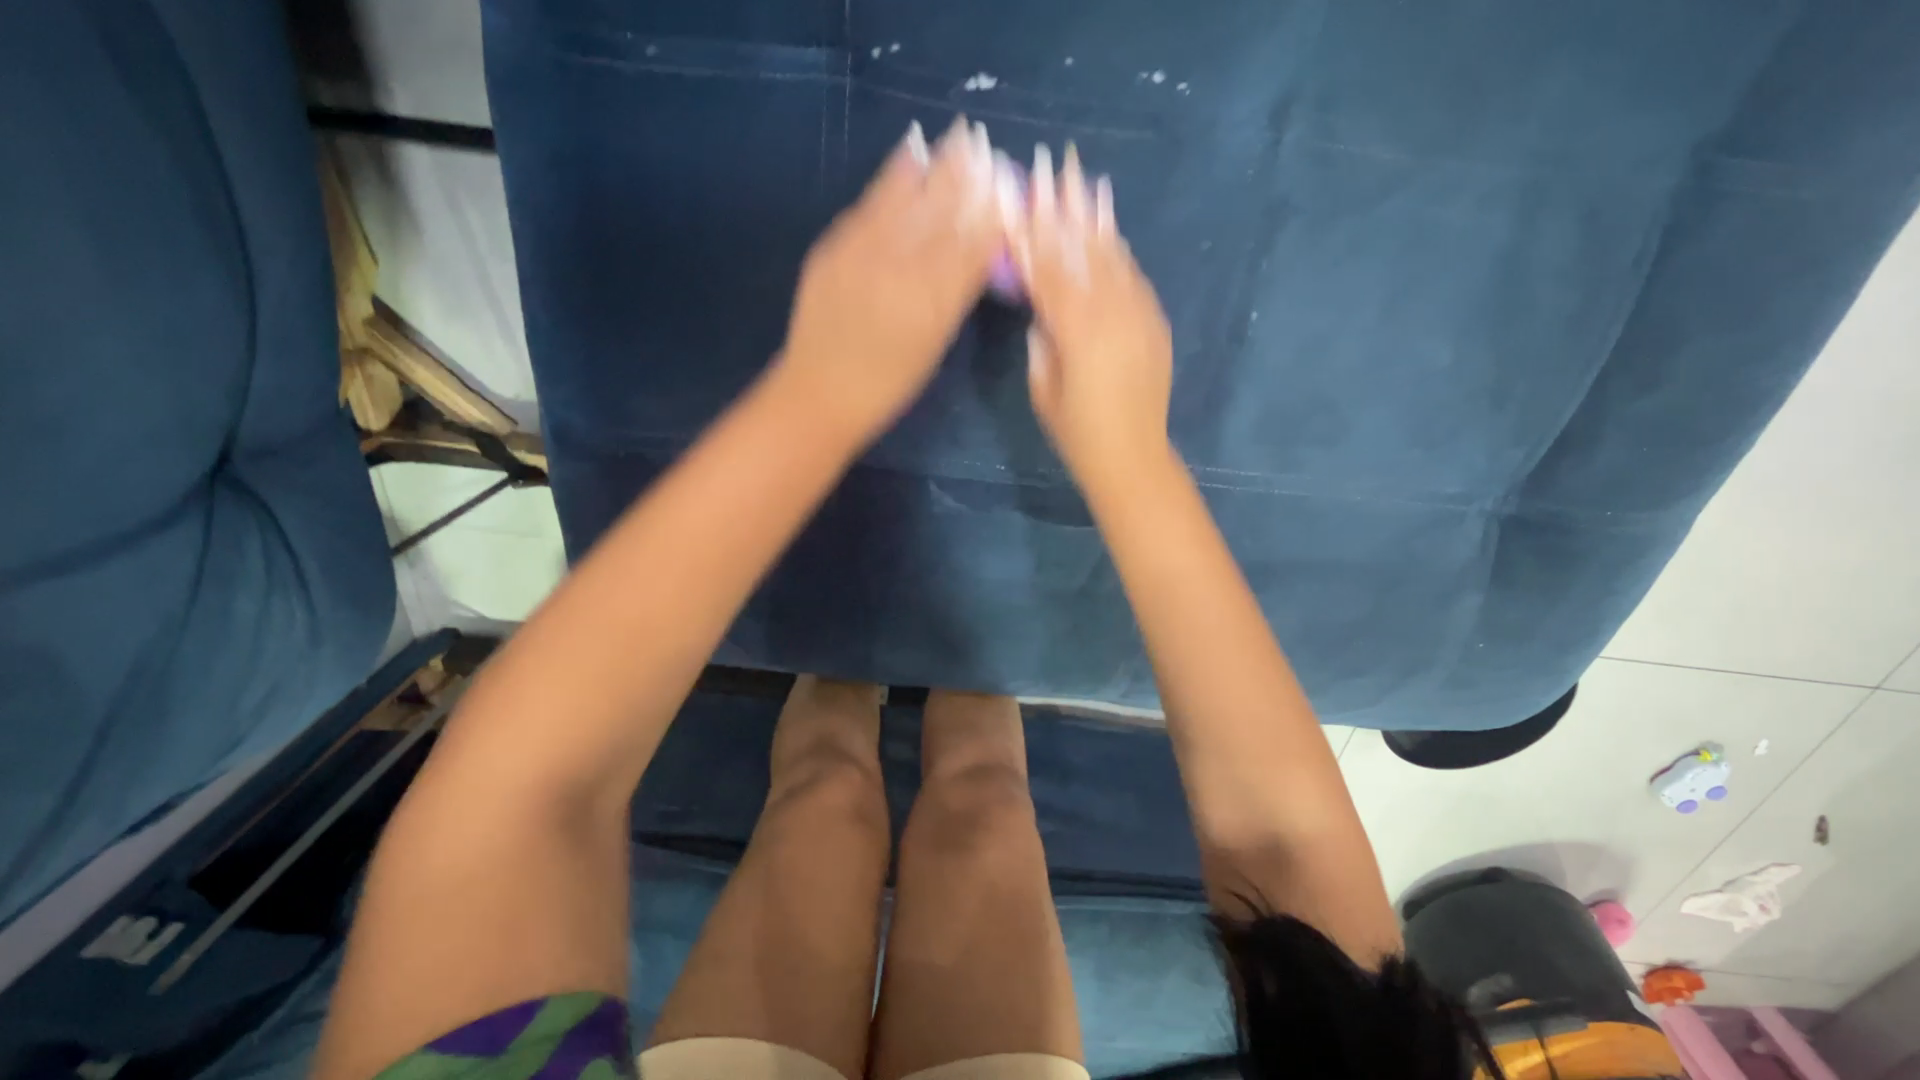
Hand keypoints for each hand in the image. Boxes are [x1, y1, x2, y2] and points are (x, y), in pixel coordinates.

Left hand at [778, 117, 1007, 442]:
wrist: (819, 391)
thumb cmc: (888, 382)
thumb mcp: (935, 341)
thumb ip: (958, 291)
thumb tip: (982, 246)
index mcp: (931, 297)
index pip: (970, 240)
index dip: (990, 206)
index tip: (1007, 177)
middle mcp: (899, 266)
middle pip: (940, 211)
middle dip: (964, 175)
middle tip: (983, 143)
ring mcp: (862, 252)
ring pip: (906, 198)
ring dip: (933, 166)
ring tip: (954, 136)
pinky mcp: (834, 247)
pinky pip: (871, 204)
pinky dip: (894, 176)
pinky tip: (909, 154)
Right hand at [1013, 143, 1175, 492]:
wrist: (1133, 455)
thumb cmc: (1076, 431)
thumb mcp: (1044, 384)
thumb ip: (1043, 336)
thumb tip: (1042, 302)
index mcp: (1076, 329)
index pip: (1048, 268)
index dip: (1031, 228)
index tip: (1018, 190)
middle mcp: (1111, 311)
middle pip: (1082, 249)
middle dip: (1064, 204)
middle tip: (1054, 161)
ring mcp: (1138, 312)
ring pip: (1110, 255)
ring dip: (1092, 214)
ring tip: (1081, 175)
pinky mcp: (1153, 320)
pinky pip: (1132, 275)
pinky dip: (1116, 247)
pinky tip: (1106, 223)